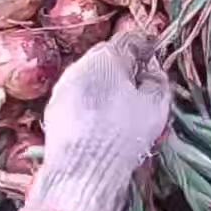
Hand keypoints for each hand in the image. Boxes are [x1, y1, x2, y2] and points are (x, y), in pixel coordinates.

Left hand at [20, 31, 171, 210]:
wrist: (83, 170)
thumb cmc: (125, 132)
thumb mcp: (156, 105)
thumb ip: (157, 81)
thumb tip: (151, 70)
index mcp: (106, 57)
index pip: (130, 40)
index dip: (146, 49)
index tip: (155, 63)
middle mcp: (79, 66)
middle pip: (107, 60)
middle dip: (124, 70)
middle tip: (141, 90)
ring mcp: (62, 89)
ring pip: (90, 80)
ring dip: (106, 89)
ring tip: (121, 111)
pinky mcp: (53, 112)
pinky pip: (78, 101)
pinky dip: (92, 107)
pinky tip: (101, 125)